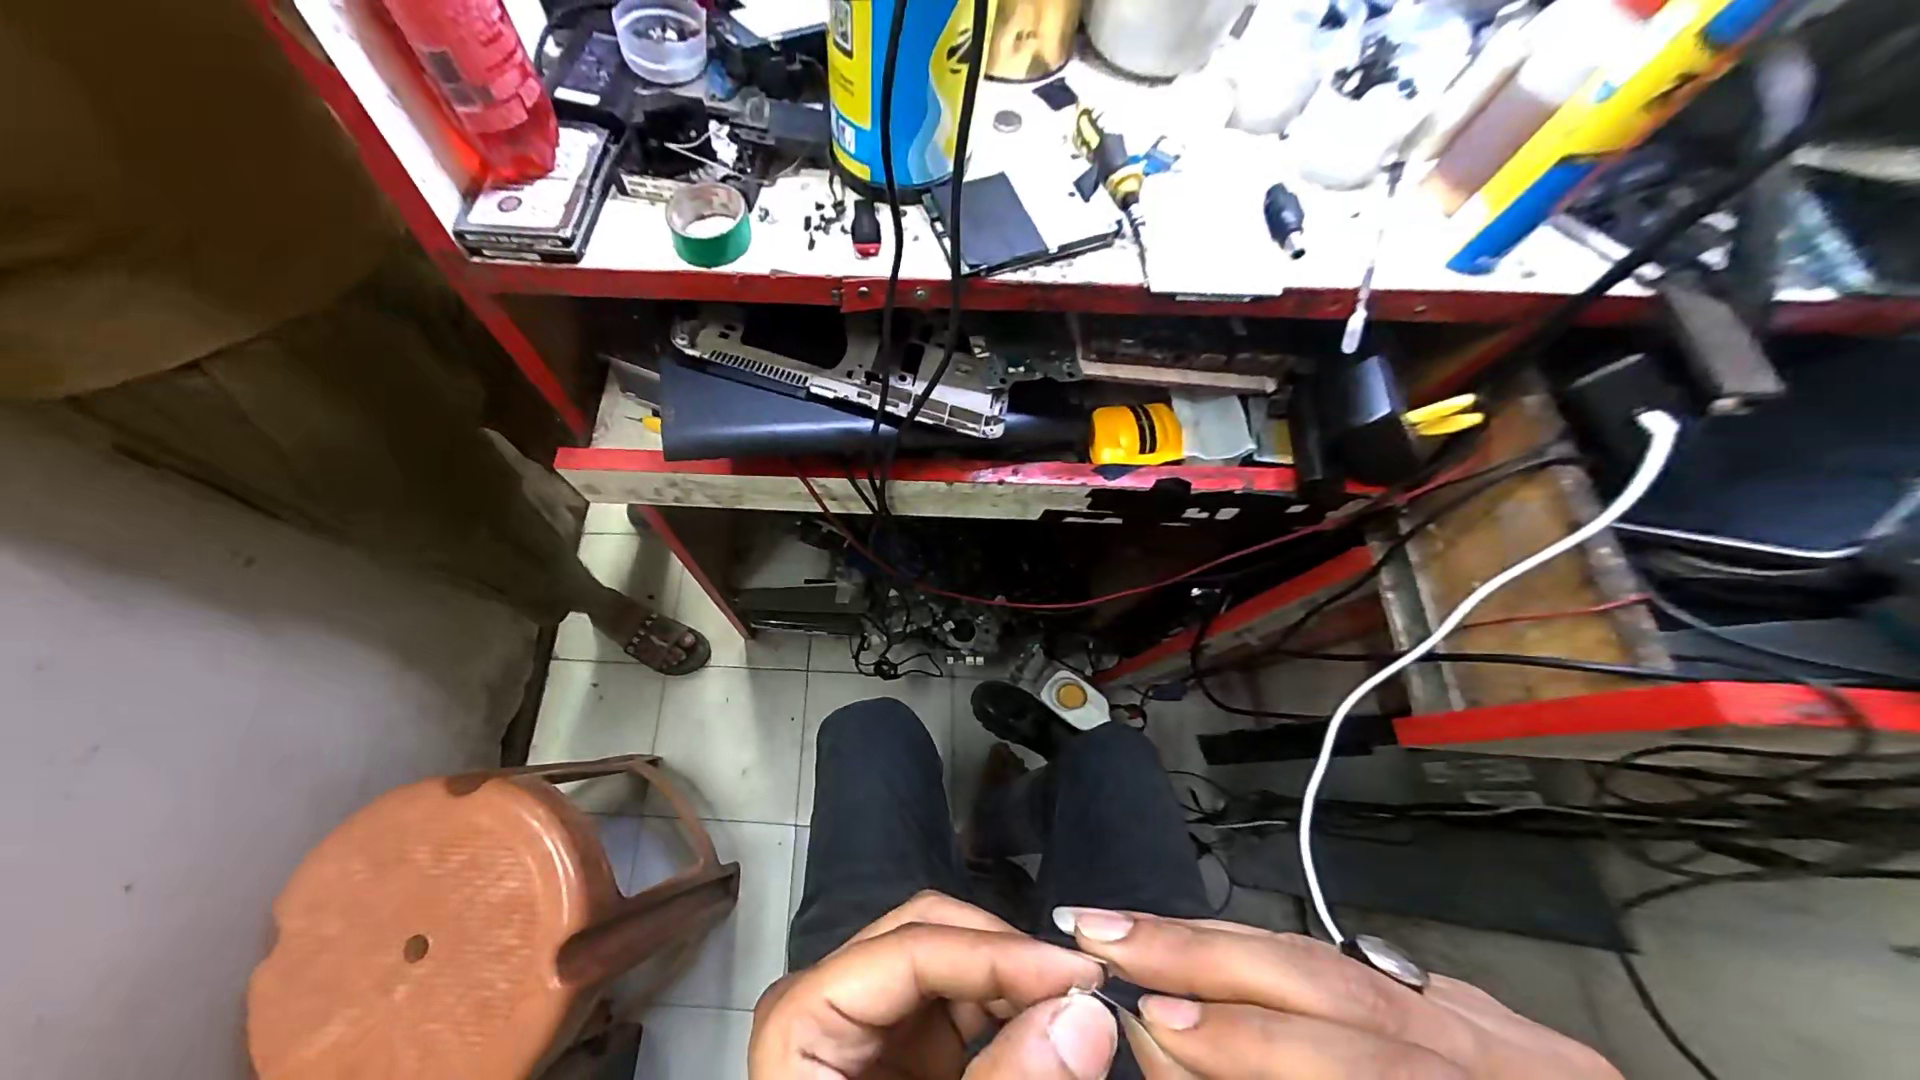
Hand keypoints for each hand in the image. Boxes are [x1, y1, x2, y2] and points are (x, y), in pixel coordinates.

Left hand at [750, 891, 1117, 1078]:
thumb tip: (1086, 1018)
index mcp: (805, 1018)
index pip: (910, 949)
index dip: (997, 953)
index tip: (1078, 974)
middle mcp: (833, 996)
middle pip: (927, 933)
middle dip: (1007, 955)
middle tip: (1080, 987)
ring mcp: (868, 1014)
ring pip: (951, 954)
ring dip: (1014, 976)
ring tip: (1072, 1004)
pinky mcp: (902, 1039)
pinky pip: (960, 996)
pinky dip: (1007, 1004)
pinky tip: (1043, 1022)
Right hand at [1053, 908, 1622, 1079]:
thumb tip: (1163, 1038)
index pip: (1357, 1058)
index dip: (1247, 1042)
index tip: (1149, 1018)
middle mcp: (1517, 1060)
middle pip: (1338, 981)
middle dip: (1208, 959)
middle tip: (1106, 931)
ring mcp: (1510, 1031)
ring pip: (1342, 957)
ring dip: (1226, 943)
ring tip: (1138, 927)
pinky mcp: (1491, 1013)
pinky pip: (1366, 965)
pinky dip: (1279, 955)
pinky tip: (1215, 942)